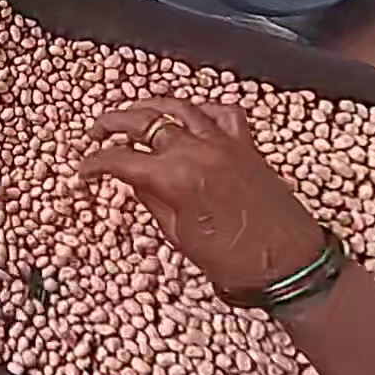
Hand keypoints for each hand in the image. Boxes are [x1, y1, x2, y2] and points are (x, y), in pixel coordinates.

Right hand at [75, 98, 322, 299]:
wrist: (289, 267)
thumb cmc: (232, 259)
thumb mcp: (176, 233)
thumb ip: (151, 198)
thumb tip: (133, 177)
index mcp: (174, 177)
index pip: (120, 159)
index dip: (95, 163)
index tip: (84, 170)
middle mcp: (197, 152)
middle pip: (142, 121)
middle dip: (111, 124)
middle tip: (95, 134)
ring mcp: (224, 144)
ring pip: (178, 107)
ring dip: (149, 107)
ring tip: (132, 114)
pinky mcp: (246, 146)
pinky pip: (221, 113)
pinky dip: (200, 110)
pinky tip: (187, 117)